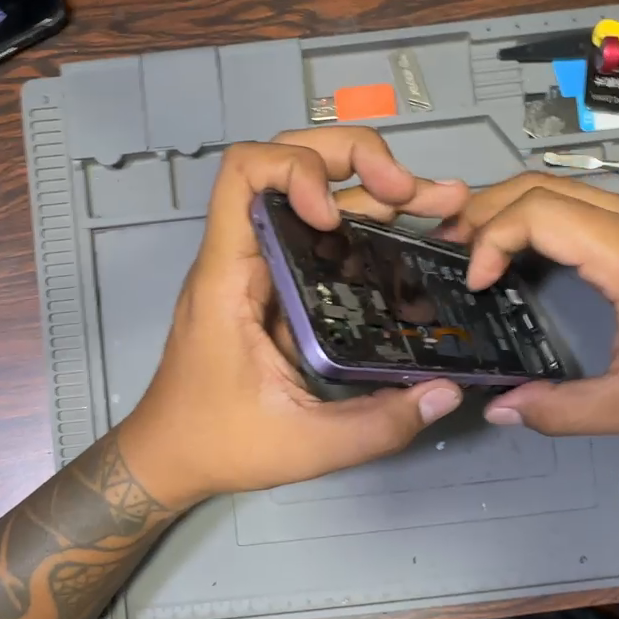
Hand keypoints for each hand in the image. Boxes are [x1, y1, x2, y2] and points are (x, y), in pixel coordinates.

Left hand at [117, 128, 469, 505]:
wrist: (171, 457)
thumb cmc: (219, 444)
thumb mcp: (305, 445)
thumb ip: (378, 425)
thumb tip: (447, 392)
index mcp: (230, 279)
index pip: (244, 174)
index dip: (298, 169)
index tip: (337, 216)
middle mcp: (245, 261)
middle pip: (287, 164)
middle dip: (355, 160)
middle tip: (416, 192)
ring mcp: (262, 273)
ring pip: (313, 201)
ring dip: (373, 193)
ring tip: (440, 208)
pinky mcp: (278, 292)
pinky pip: (320, 243)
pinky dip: (365, 232)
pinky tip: (410, 248)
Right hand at [443, 174, 618, 435]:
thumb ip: (561, 411)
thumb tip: (499, 410)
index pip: (537, 212)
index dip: (490, 240)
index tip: (474, 287)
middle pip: (542, 183)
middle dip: (485, 210)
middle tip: (446, 248)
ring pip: (566, 186)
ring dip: (514, 209)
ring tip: (477, 247)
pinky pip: (589, 201)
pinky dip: (545, 215)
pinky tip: (532, 252)